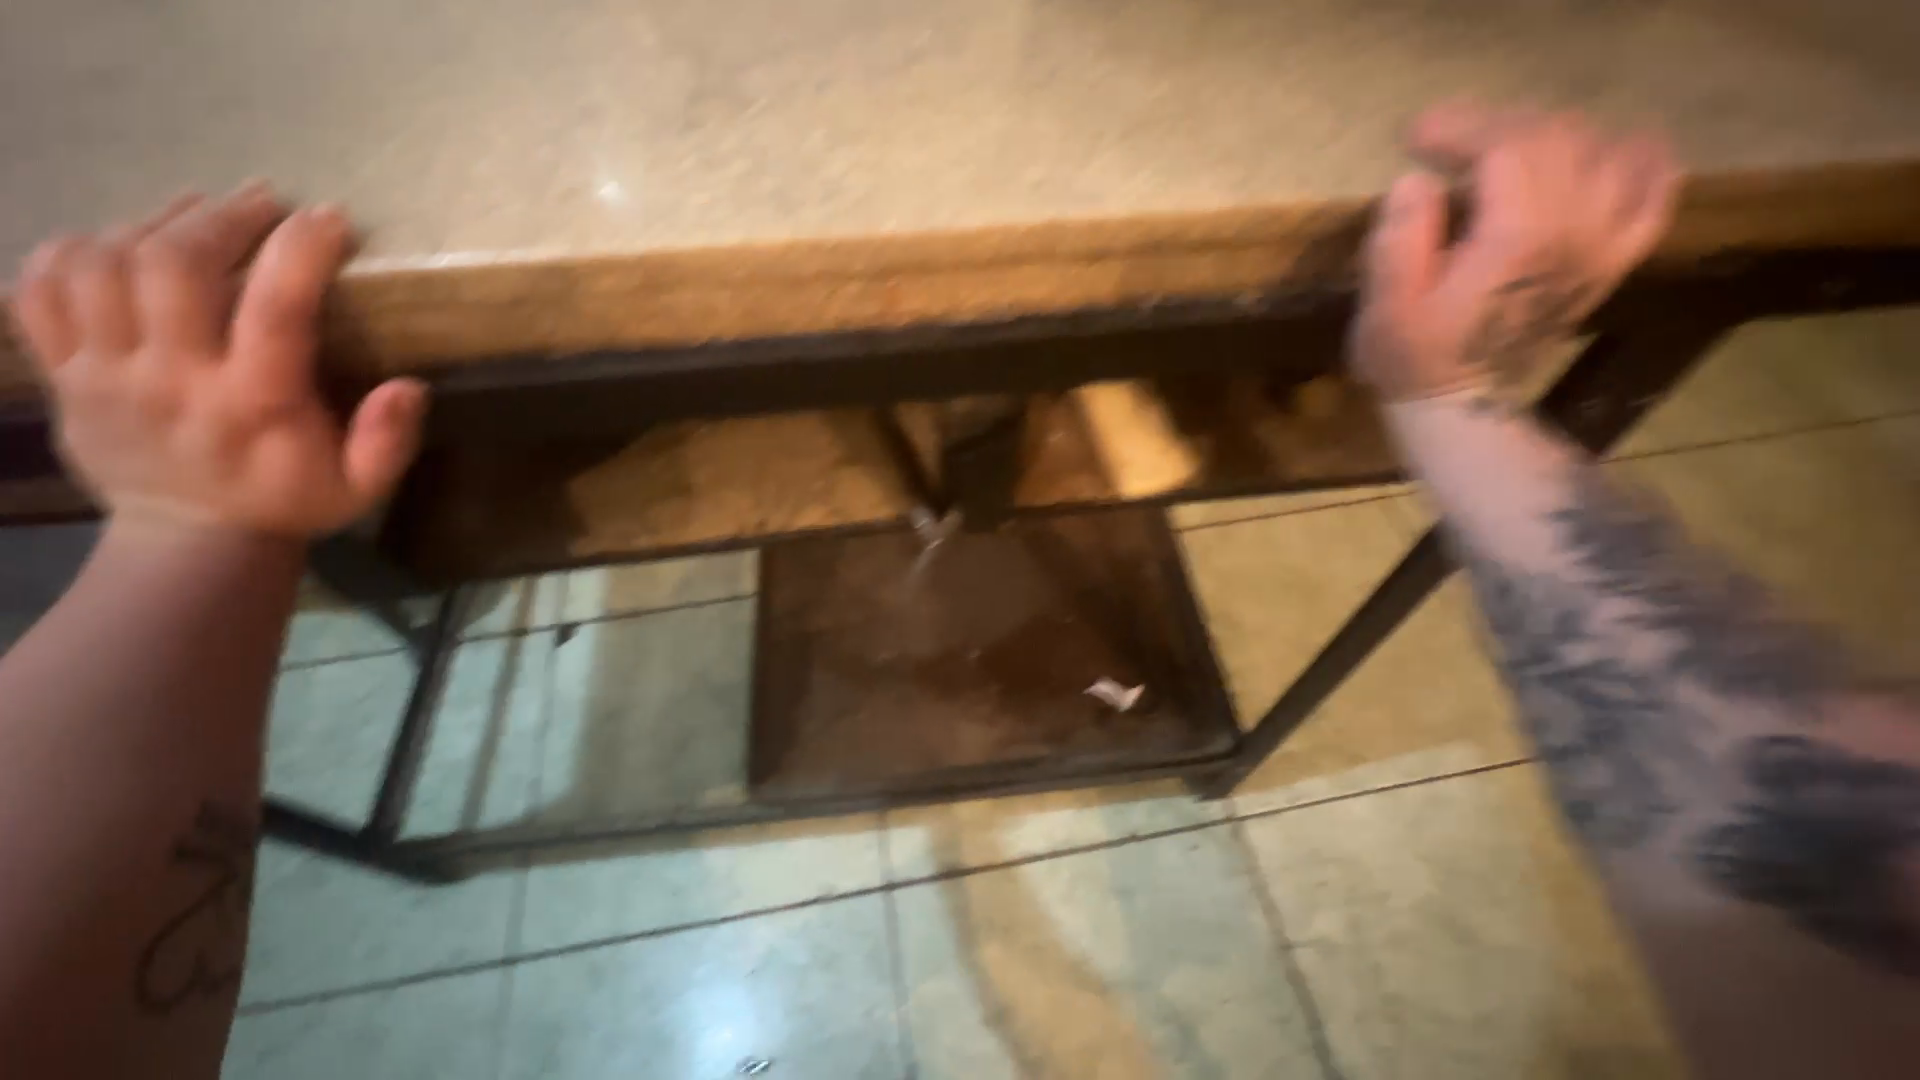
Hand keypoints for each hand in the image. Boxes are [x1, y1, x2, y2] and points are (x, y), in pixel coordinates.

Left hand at [5, 184, 425, 539]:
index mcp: (256, 404)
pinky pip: (39, 290)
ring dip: (152, 225)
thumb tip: (409, 386)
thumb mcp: (362, 486)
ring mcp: (106, 374)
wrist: (190, 540)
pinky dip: (74, 253)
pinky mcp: (63, 374)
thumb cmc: (289, 501)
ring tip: (196, 217)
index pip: (275, 308)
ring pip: (102, 264)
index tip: (329, 219)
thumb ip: (388, 440)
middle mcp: (175, 379)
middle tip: (261, 204)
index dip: (300, 251)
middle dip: (222, 218)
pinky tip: (121, 247)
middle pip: (173, 265)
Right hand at [1351, 104, 1680, 401]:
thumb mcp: (1384, 307)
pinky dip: (1642, 161)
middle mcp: (1575, 231)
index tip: (1415, 135)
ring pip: (1601, 151)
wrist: (1460, 406)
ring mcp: (1602, 245)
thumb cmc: (1412, 358)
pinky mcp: (1612, 258)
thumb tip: (1416, 182)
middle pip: (1555, 138)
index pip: (1507, 148)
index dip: (1460, 128)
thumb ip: (1398, 241)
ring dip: (1551, 135)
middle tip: (1448, 142)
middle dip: (1496, 125)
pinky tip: (1614, 150)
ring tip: (1502, 149)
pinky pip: (1653, 194)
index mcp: (1516, 240)